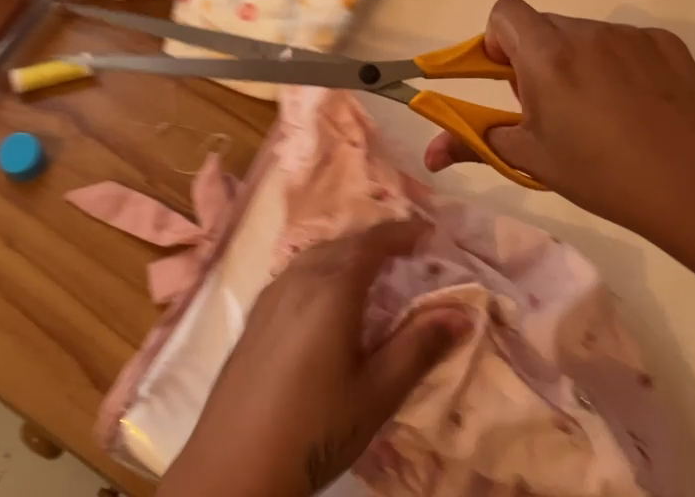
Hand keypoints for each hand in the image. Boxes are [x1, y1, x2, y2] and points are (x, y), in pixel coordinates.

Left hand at [158, 220, 468, 496]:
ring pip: (316, 255)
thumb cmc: (315, 428)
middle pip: (342, 244)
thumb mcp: (377, 393)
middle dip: (377, 241)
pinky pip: (296, 273)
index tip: (429, 232)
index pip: (371, 242)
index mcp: (330, 289)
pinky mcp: (255, 316)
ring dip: (348, 253)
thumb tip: (460, 312)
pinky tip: (330, 299)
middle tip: (410, 254)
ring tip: (375, 272)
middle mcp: (297, 280)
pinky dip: (323, 269)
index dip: (402, 232)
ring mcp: (270, 296)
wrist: (235, 462)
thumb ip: (417, 347)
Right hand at [424, 0, 694, 245]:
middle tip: (552, 108)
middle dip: (536, 57)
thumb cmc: (603, 176)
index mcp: (546, 54)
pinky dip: (618, 66)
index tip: (509, 82)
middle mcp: (586, 32)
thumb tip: (430, 155)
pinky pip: (624, 45)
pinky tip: (639, 109)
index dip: (497, 42)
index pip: (503, 13)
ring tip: (602, 115)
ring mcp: (631, 36)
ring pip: (584, 37)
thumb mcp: (532, 160)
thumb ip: (473, 143)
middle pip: (543, 26)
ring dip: (576, 62)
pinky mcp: (667, 45)